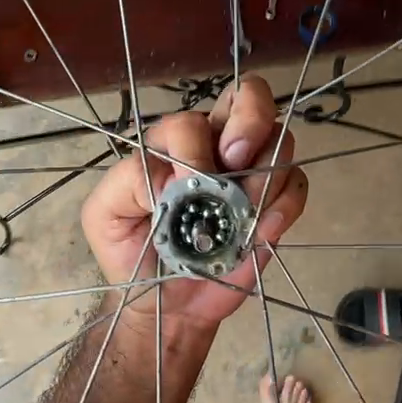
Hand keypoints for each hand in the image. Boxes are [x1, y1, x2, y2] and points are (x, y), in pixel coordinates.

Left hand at [80, 76, 308, 330]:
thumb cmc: (132, 254)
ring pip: (280, 138)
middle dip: (251, 119)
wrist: (166, 306)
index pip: (191, 121)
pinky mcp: (274, 204)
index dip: (194, 147)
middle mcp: (215, 147)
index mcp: (173, 143)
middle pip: (249, 96)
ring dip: (267, 173)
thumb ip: (128, 182)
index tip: (188, 185)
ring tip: (244, 213)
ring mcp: (249, 173)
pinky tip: (261, 232)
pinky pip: (296, 185)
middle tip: (236, 160)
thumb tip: (175, 177)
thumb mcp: (105, 215)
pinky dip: (285, 205)